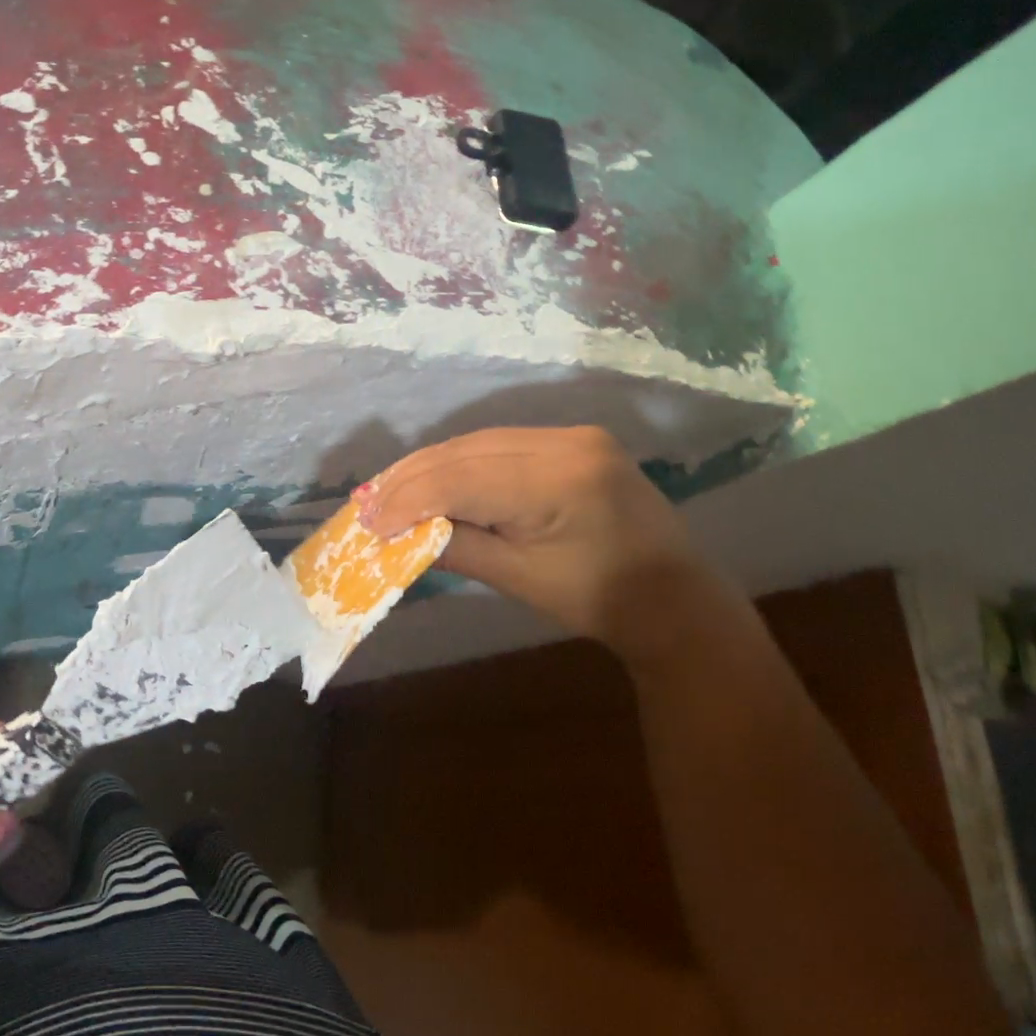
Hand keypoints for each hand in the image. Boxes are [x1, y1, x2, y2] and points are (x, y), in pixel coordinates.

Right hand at [357, 426, 741, 663]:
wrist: (671, 597)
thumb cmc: (596, 598)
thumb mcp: (516, 577)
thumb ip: (454, 546)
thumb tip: (394, 535)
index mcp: (560, 478)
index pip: (462, 477)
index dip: (407, 499)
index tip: (367, 524)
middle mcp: (567, 442)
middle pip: (464, 451)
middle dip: (408, 479)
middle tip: (364, 507)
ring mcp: (571, 436)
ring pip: (474, 443)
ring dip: (426, 470)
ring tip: (385, 495)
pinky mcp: (570, 442)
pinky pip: (496, 446)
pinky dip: (456, 466)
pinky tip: (428, 483)